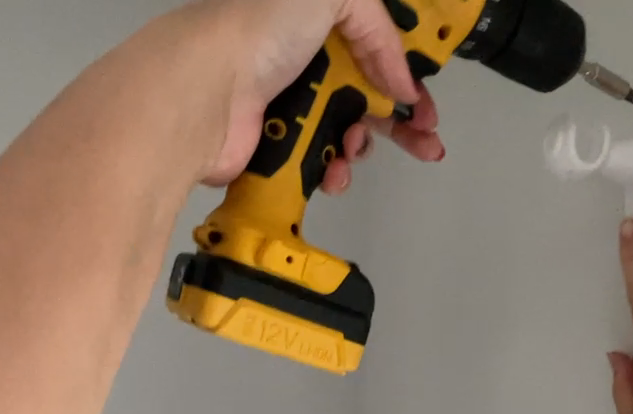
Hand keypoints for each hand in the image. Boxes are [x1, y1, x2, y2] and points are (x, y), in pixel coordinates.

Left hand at [201, 0, 446, 193]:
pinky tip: (334, 172)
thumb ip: (378, 27)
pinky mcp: (281, 149)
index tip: (426, 102)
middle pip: (368, 96)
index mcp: (318, 22)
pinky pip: (322, 166)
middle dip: (402, 123)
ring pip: (348, 136)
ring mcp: (293, 108)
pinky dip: (335, 172)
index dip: (406, 73)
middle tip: (428, 144)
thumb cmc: (259, 30)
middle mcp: (306, 62)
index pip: (375, 48)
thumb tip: (402, 84)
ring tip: (356, 153)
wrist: (205, 92)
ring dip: (362, 150)